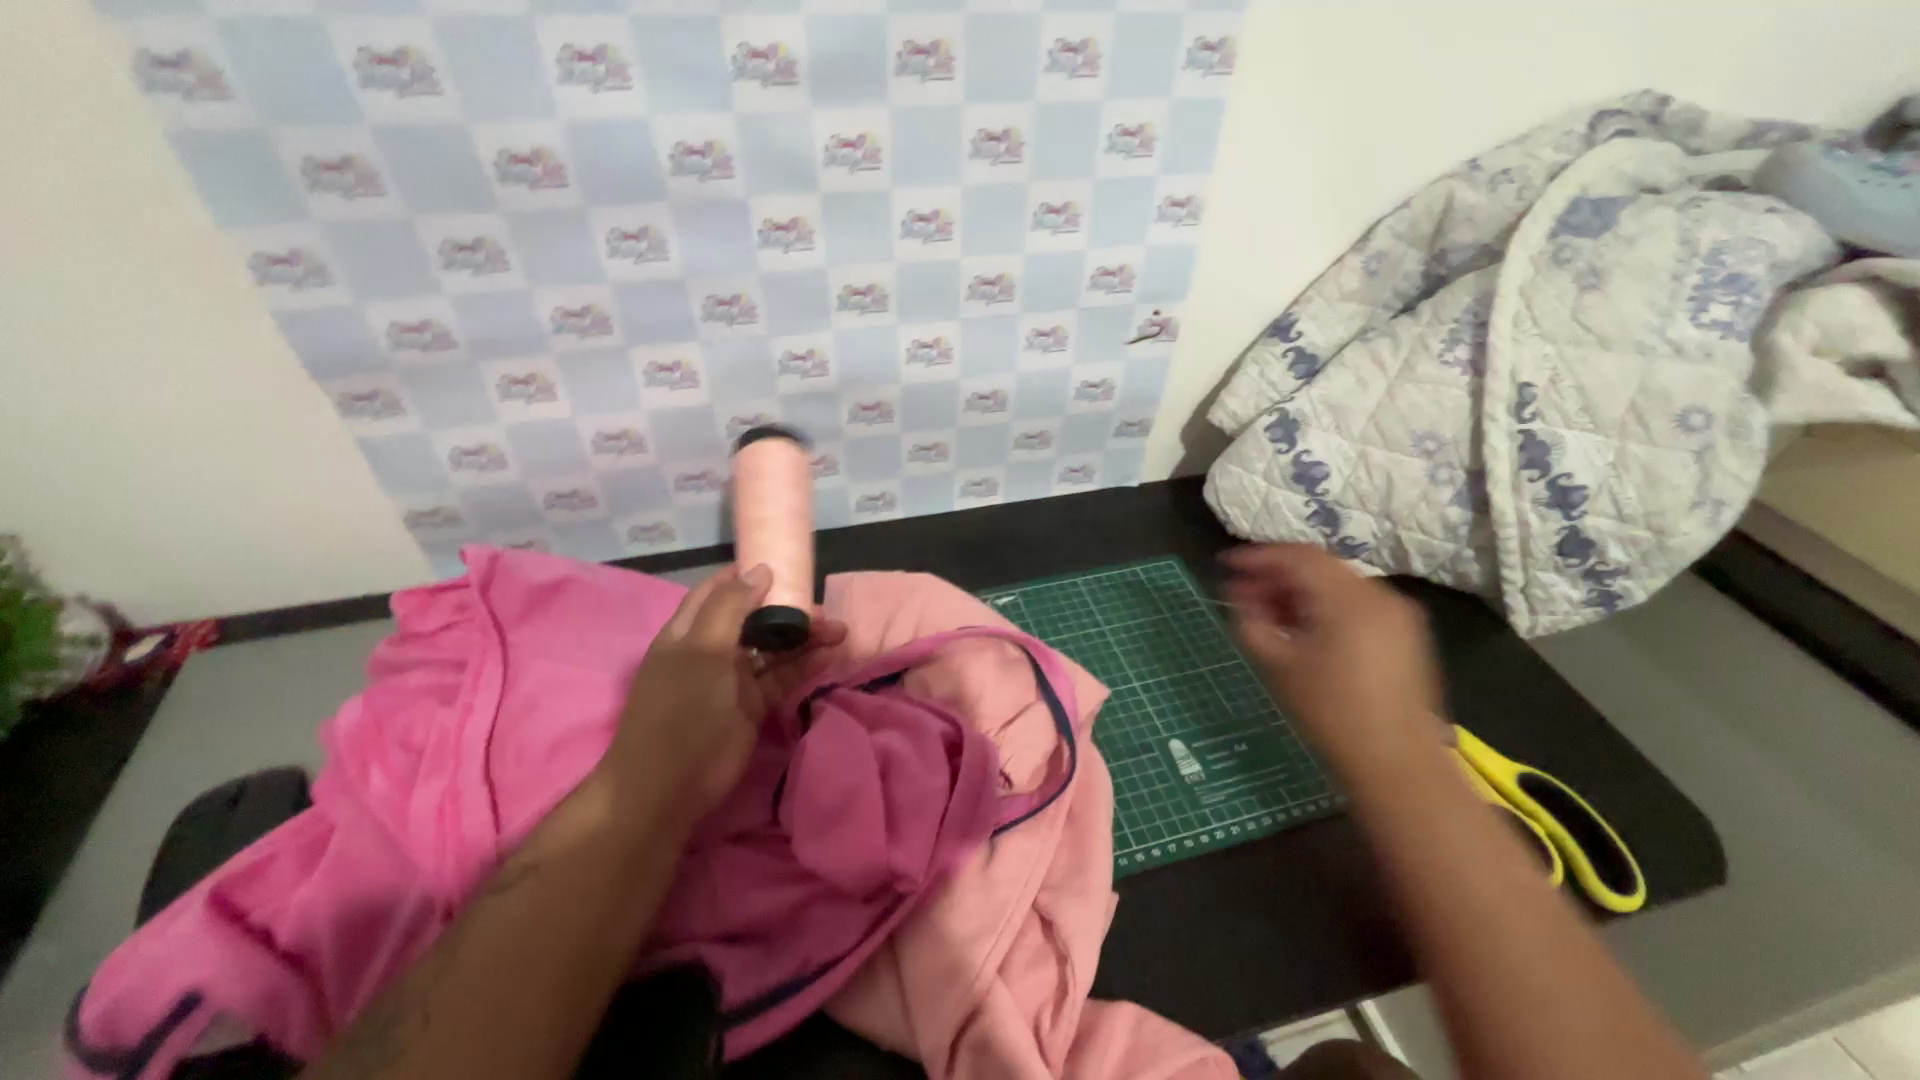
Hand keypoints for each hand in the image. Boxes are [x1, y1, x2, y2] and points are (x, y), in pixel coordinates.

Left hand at [595, 565, 846, 829]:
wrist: (668, 785)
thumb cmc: (681, 710)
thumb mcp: (702, 650)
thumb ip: (731, 607)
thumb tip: (760, 570)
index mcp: (689, 631)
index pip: (719, 591)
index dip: (748, 576)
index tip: (785, 566)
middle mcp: (711, 650)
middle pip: (754, 619)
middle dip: (788, 609)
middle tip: (823, 607)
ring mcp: (732, 680)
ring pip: (773, 648)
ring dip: (803, 637)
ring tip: (840, 630)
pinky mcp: (752, 707)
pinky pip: (781, 678)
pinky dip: (804, 666)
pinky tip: (828, 656)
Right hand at [1224, 545, 1448, 775]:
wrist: (1396, 763)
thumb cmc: (1330, 713)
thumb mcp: (1276, 665)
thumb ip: (1251, 621)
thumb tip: (1242, 597)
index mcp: (1349, 598)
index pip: (1297, 556)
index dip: (1257, 556)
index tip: (1225, 566)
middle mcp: (1380, 595)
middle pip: (1320, 568)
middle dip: (1277, 577)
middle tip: (1242, 596)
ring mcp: (1399, 615)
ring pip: (1338, 586)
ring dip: (1300, 593)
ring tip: (1268, 616)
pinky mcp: (1406, 636)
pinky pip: (1357, 606)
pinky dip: (1325, 608)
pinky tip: (1303, 632)